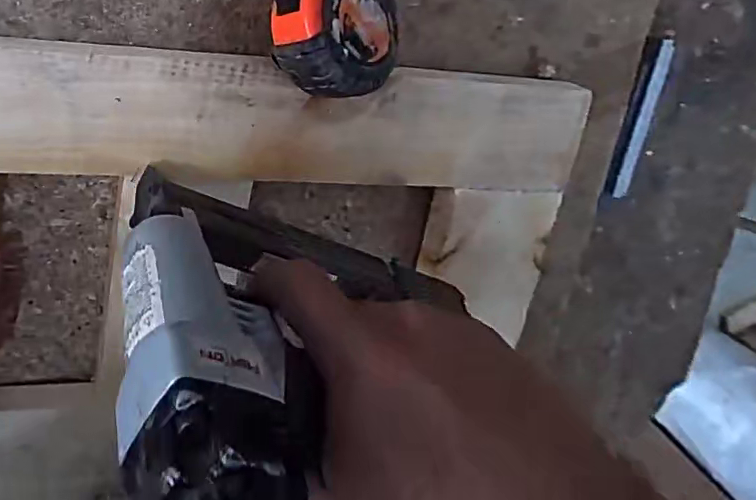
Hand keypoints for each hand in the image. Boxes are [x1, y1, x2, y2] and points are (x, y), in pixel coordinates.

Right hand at [252, 259, 656, 499]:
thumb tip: (292, 457)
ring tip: (398, 428)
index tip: (251, 288)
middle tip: (331, 407)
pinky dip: (431, 377)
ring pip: (401, 335)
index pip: (298, 282)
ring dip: (386, 368)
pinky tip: (450, 432)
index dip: (267, 278)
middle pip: (351, 319)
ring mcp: (463, 331)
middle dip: (334, 354)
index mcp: (365, 352)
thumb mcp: (348, 495)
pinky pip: (446, 351)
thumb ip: (308, 463)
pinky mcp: (504, 352)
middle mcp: (411, 322)